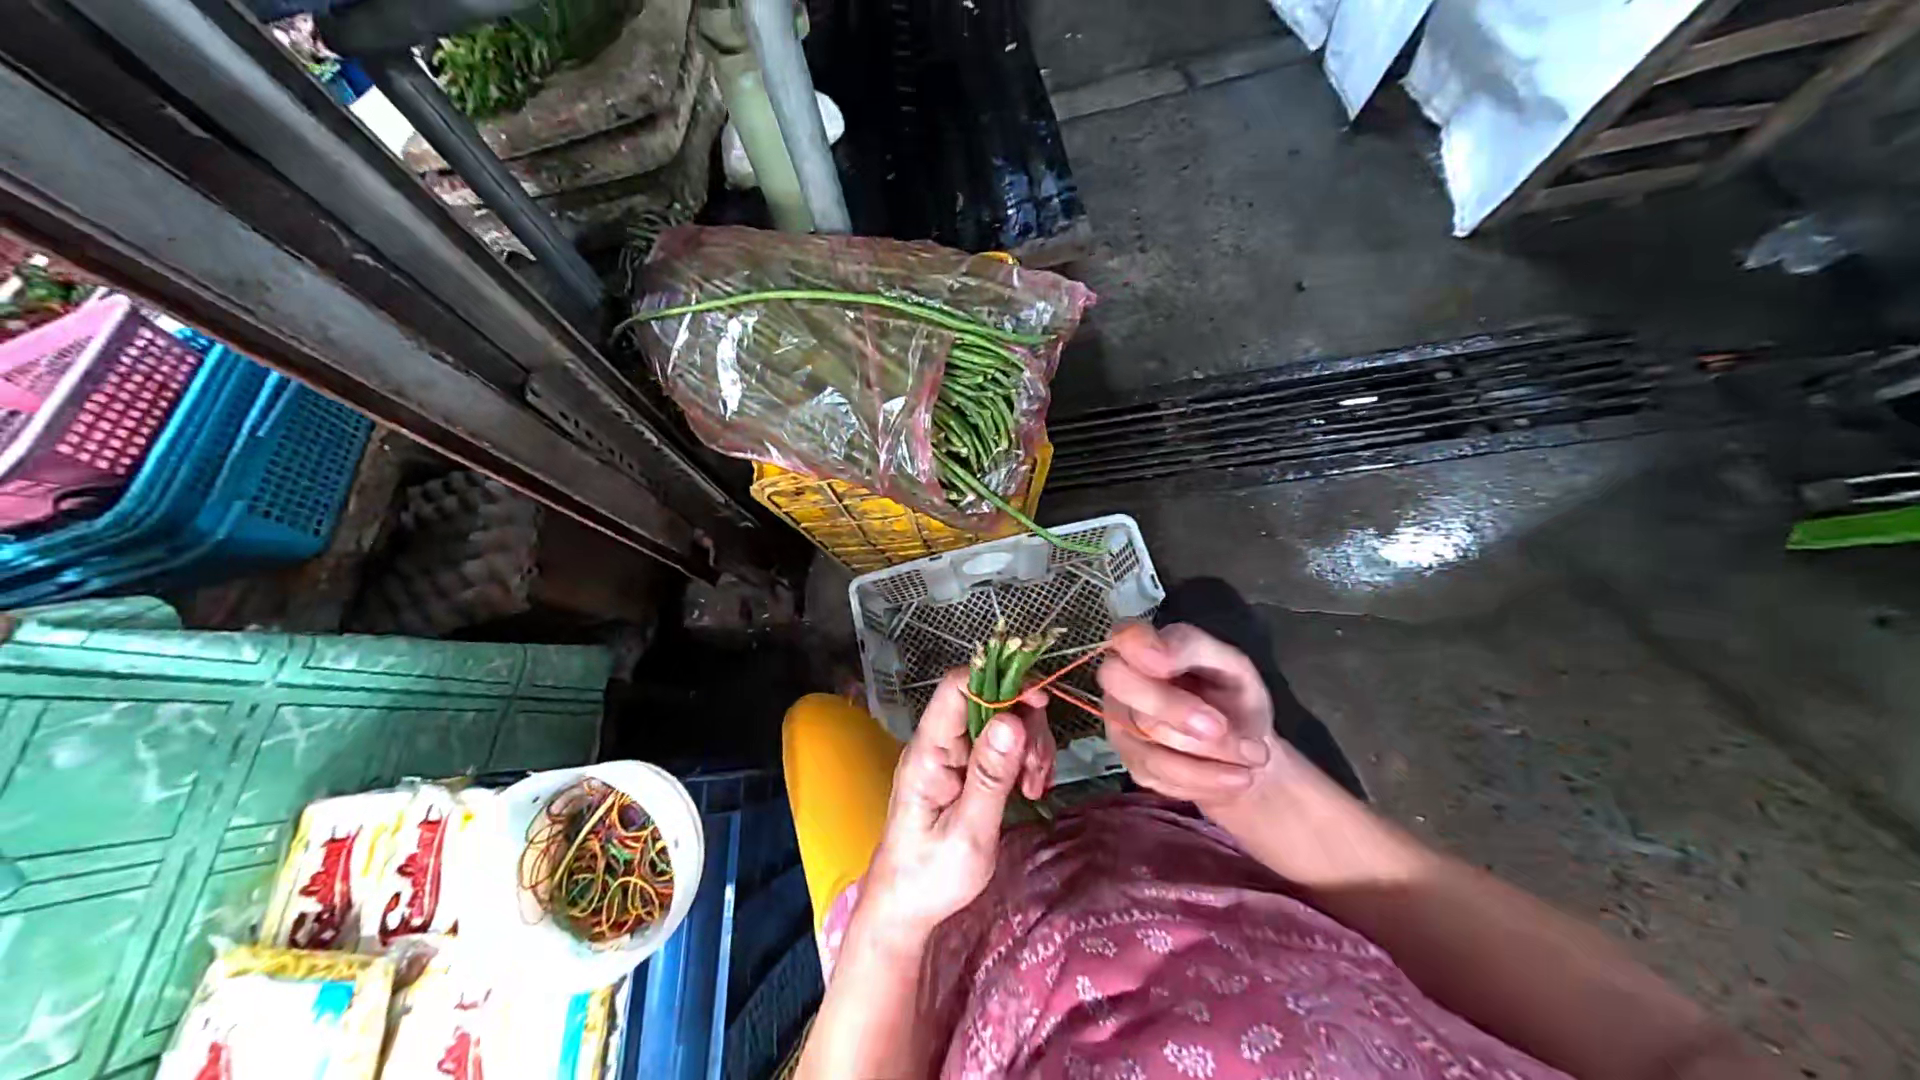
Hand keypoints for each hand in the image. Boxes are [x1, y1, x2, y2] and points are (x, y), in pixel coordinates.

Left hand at [862, 669, 1055, 933]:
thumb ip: (990, 776)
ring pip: (1002, 719)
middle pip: (990, 698)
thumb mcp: (969, 833)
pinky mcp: (965, 767)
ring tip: (1034, 788)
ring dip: (1029, 745)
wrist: (905, 906)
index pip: (958, 686)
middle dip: (1025, 725)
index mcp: (929, 751)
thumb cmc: (930, 877)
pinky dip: (1023, 759)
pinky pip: (1002, 743)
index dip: (1001, 680)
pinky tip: (1029, 788)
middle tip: (1038, 771)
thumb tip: (1012, 720)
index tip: (1039, 703)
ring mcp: (952, 754)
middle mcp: (939, 743)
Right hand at [1098, 622, 1278, 815]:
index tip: (1163, 665)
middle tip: (1221, 726)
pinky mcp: (1134, 765)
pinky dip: (1209, 777)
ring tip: (1252, 754)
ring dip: (1211, 750)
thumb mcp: (1231, 664)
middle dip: (1173, 707)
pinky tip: (1236, 775)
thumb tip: (1156, 654)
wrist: (1248, 756)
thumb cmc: (1234, 699)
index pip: (1123, 637)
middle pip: (1121, 685)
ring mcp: (1122, 726)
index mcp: (1144, 647)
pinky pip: (1163, 773)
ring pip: (1150, 735)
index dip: (1138, 648)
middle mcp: (1122, 684)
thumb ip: (1193, 648)